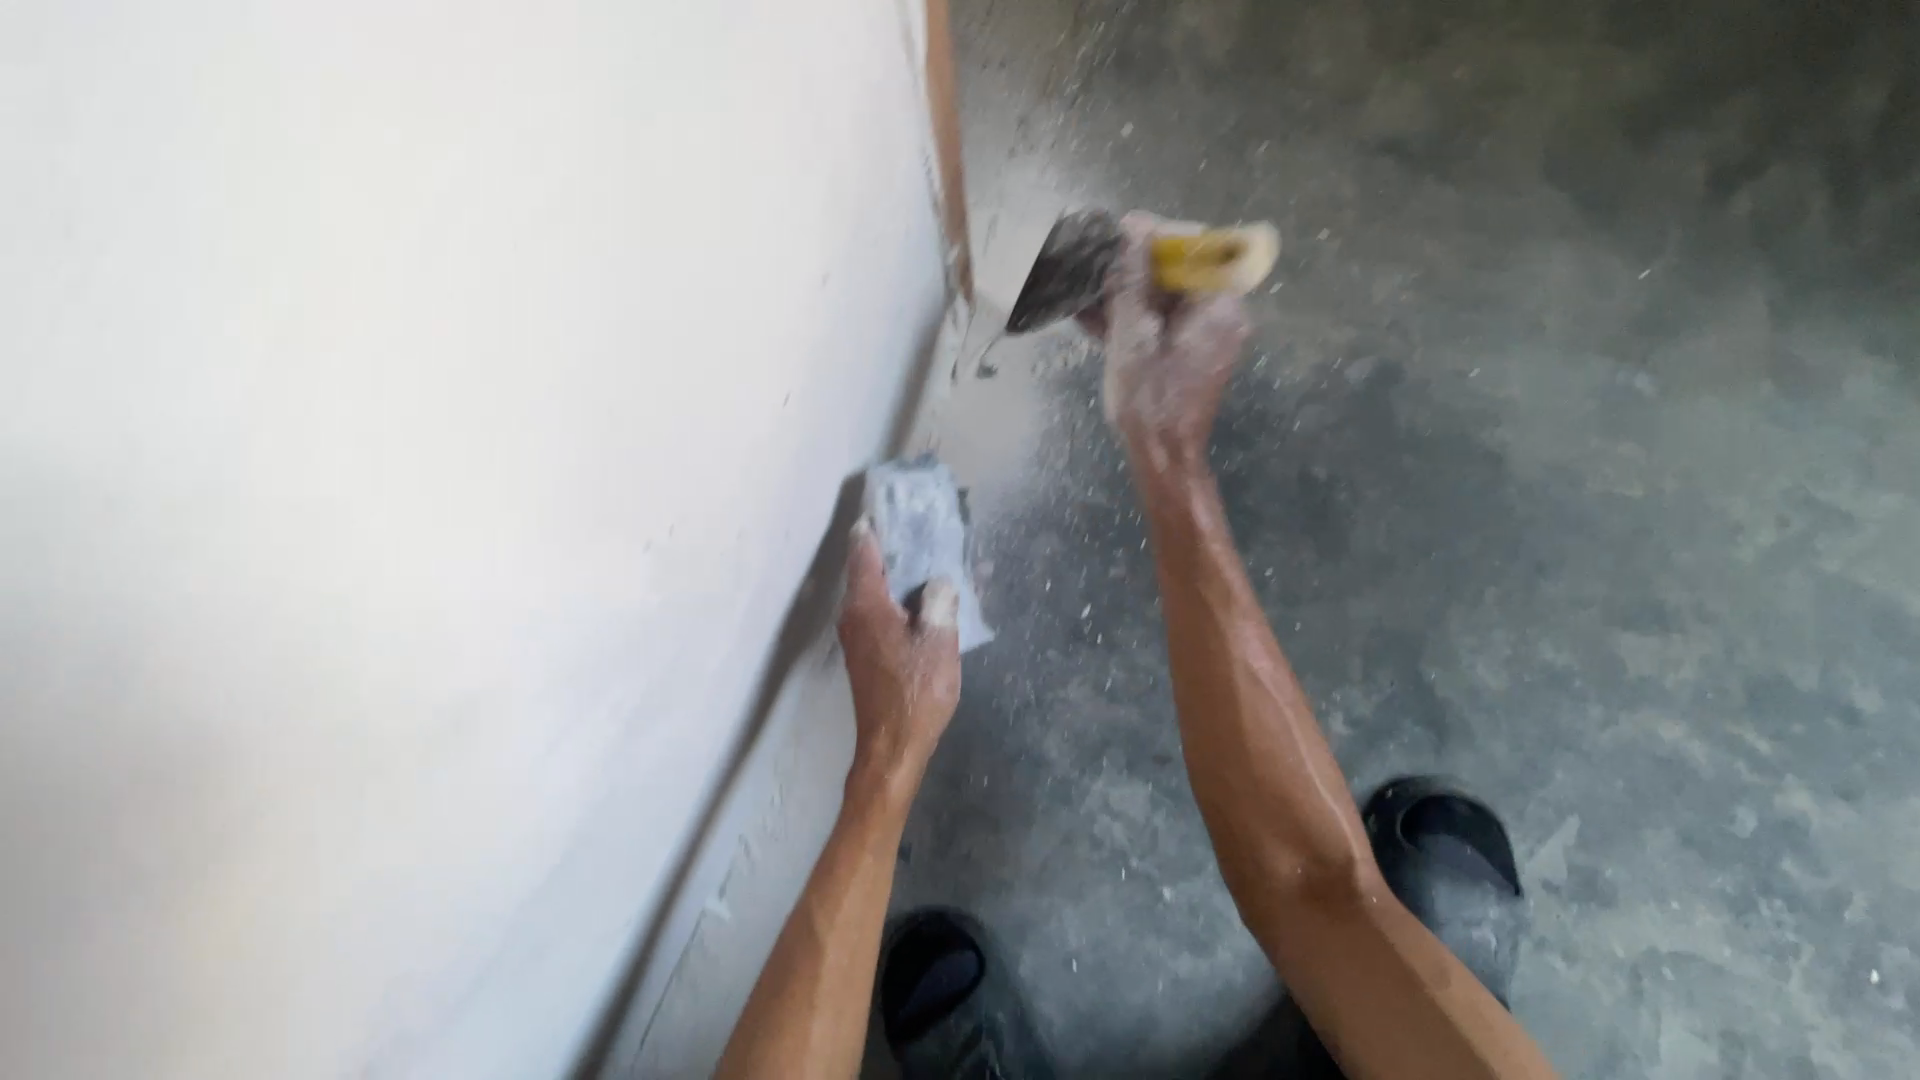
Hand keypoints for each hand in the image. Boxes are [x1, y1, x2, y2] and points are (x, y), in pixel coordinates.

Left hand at [836, 519, 961, 796]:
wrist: (893, 746)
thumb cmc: (917, 692)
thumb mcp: (939, 641)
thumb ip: (940, 601)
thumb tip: (939, 582)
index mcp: (867, 605)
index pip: (863, 551)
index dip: (874, 526)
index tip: (886, 504)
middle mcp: (853, 615)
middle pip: (870, 570)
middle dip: (895, 549)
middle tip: (923, 528)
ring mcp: (858, 636)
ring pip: (878, 593)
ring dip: (901, 578)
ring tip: (933, 560)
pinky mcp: (867, 654)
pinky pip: (883, 614)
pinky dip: (901, 601)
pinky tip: (928, 602)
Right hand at [1077, 211, 1250, 460]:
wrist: (1164, 458)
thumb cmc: (1150, 399)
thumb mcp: (1131, 334)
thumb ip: (1132, 278)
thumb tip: (1130, 228)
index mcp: (1219, 303)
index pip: (1191, 245)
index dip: (1150, 236)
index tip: (1112, 238)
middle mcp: (1221, 314)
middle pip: (1176, 271)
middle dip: (1131, 268)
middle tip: (1091, 268)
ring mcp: (1205, 336)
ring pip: (1163, 298)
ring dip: (1124, 295)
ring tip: (1082, 292)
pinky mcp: (1189, 354)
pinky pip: (1161, 324)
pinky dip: (1131, 320)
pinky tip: (1091, 317)